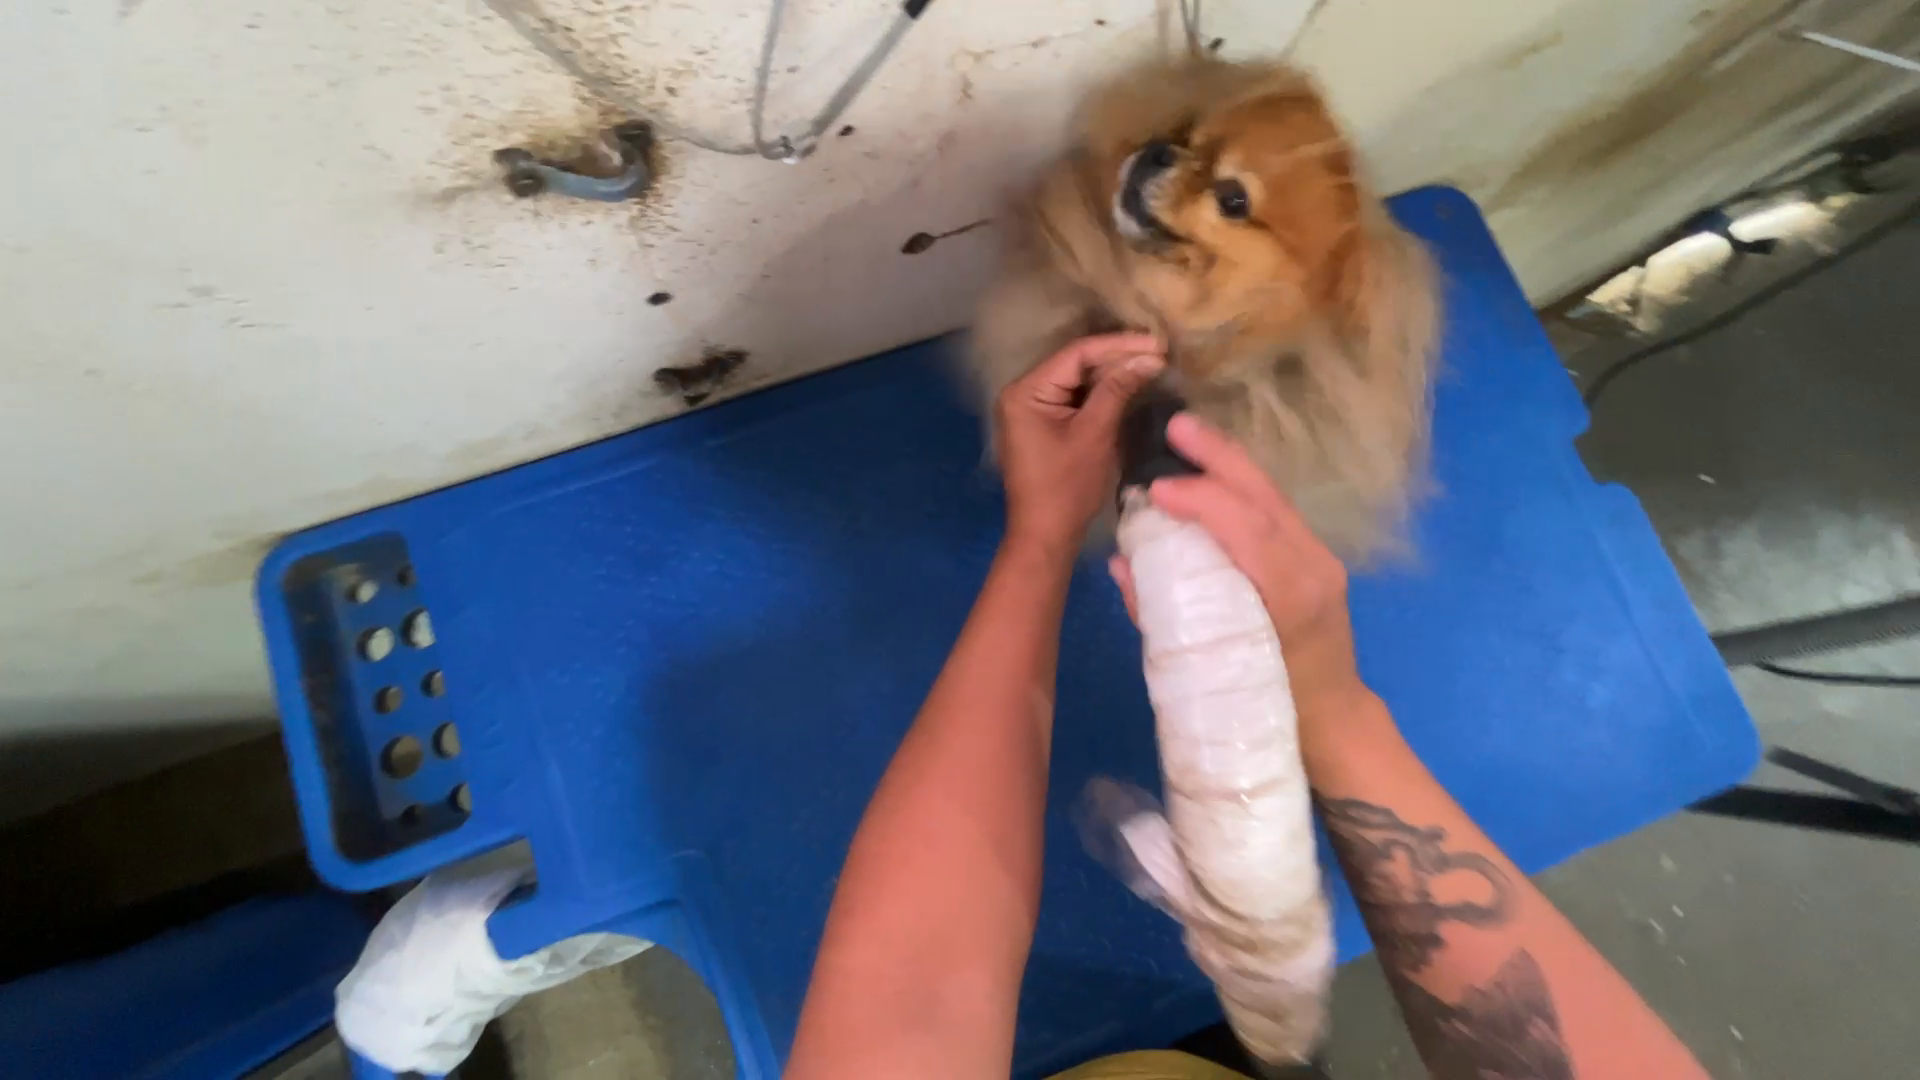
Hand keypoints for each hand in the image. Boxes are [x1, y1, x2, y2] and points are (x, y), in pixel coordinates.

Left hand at [995, 333, 1163, 557]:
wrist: (1045, 535)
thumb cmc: (1067, 488)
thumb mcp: (1095, 434)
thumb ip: (1118, 390)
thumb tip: (1150, 357)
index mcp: (1025, 392)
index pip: (1076, 354)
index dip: (1119, 346)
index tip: (1158, 344)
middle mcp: (1021, 393)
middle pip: (1075, 364)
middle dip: (1117, 358)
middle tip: (1159, 352)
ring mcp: (1030, 409)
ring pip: (1076, 381)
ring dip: (1111, 374)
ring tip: (1151, 364)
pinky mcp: (1041, 425)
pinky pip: (1073, 399)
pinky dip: (1100, 394)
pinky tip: (1129, 385)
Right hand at [1107, 412, 1367, 729]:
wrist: (1330, 716)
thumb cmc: (1264, 703)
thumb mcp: (1203, 666)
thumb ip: (1160, 612)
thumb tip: (1122, 564)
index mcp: (1292, 597)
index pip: (1249, 530)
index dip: (1202, 500)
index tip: (1156, 488)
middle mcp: (1314, 566)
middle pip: (1266, 497)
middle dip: (1217, 457)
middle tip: (1174, 428)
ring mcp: (1321, 557)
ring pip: (1272, 495)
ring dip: (1226, 463)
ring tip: (1187, 438)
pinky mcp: (1316, 555)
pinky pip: (1273, 509)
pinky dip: (1238, 485)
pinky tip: (1211, 472)